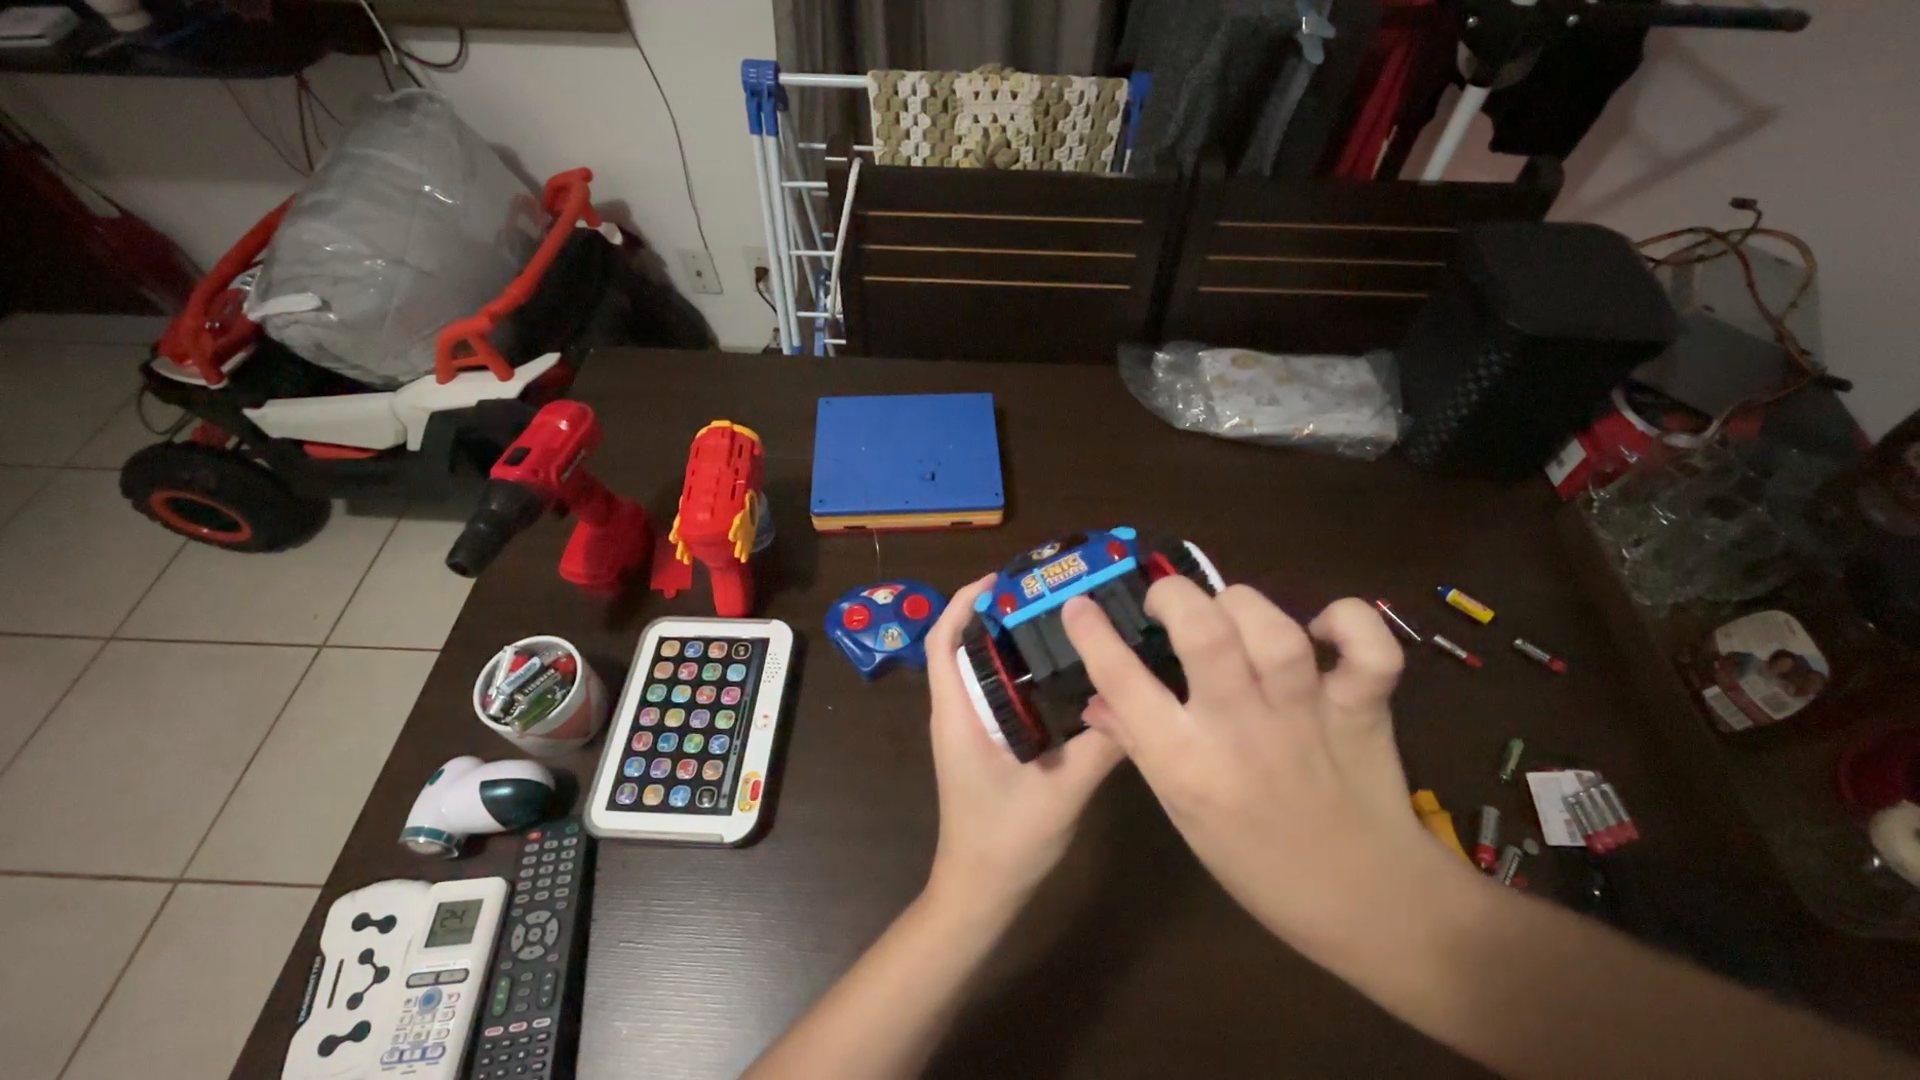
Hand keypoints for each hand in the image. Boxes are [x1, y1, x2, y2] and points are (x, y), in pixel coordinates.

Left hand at [921, 576, 1125, 913]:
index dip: (965, 602)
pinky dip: (1013, 673)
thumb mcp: (1061, 792)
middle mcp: (955, 715)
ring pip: (977, 670)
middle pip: (961, 646)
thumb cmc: (1005, 842)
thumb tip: (1136, 700)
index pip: (945, 641)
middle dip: (994, 613)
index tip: (1003, 578)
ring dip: (1005, 642)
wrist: (978, 894)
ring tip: (1054, 620)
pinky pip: (990, 694)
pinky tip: (1056, 674)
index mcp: (958, 715)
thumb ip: (1100, 747)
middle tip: (1045, 593)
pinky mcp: (980, 746)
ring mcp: (965, 731)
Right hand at [1063, 580, 1461, 955]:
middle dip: (1175, 597)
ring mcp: (1305, 717)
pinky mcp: (1362, 710)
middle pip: (1204, 633)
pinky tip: (1320, 627)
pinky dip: (1349, 620)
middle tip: (1166, 601)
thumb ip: (1140, 745)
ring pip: (1274, 632)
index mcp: (1186, 763)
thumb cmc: (1256, 862)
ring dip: (1244, 605)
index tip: (1080, 606)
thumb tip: (1097, 700)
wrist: (1364, 902)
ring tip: (1230, 612)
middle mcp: (1240, 731)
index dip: (1094, 635)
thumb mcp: (1182, 810)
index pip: (1124, 683)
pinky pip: (1369, 649)